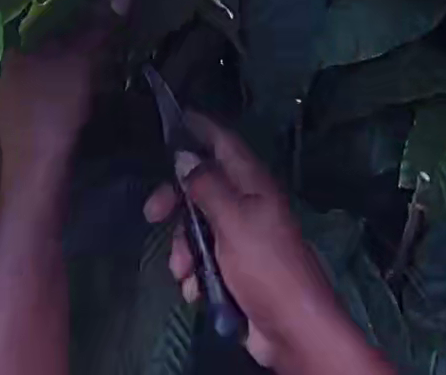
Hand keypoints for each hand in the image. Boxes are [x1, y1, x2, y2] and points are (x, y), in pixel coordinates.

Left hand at [0, 0, 122, 188]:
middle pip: (52, 26)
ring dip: (88, 43)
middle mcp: (7, 60)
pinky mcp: (34, 107)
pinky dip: (84, 66)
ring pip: (59, 50)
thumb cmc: (47, 115)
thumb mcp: (78, 62)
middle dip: (85, 17)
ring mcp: (19, 86)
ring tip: (120, 31)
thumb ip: (98, 25)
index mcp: (6, 44)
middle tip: (119, 5)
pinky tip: (107, 64)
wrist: (34, 186)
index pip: (39, 2)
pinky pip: (63, 72)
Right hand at [143, 114, 387, 373]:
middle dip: (176, 200)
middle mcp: (246, 201)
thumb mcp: (232, 220)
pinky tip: (196, 289)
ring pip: (197, 226)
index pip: (223, 141)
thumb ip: (207, 186)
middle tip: (153, 214)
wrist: (292, 328)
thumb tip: (185, 156)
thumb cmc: (265, 264)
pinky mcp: (235, 266)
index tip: (176, 117)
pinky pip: (204, 258)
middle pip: (202, 185)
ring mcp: (240, 234)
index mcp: (251, 181)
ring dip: (184, 248)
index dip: (201, 128)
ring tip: (185, 271)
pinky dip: (195, 272)